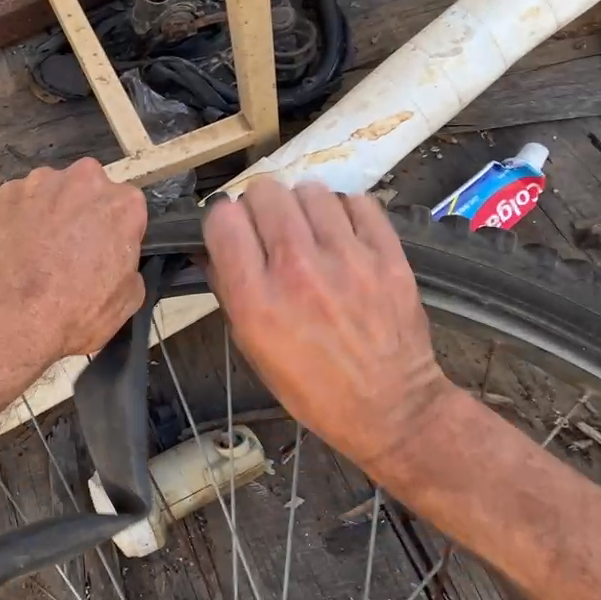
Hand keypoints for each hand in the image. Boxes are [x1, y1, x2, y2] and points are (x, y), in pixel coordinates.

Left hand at [0, 158, 147, 363]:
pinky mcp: (6, 193)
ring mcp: (40, 183)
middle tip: (69, 246)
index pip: (125, 206)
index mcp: (123, 204)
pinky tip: (14, 246)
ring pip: (51, 191)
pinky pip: (19, 200)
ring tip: (37, 249)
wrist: (12, 319)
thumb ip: (128, 260)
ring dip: (48, 211)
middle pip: (88, 189)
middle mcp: (84, 181)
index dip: (113, 229)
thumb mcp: (128, 298)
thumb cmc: (75, 312)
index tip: (102, 248)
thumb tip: (117, 255)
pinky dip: (18, 217)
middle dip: (81, 211)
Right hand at [203, 178, 449, 474]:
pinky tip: (341, 232)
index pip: (223, 219)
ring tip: (307, 229)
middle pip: (264, 193)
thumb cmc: (309, 384)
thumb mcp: (249, 344)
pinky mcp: (387, 256)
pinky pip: (358, 202)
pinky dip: (344, 211)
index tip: (230, 232)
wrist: (390, 409)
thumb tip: (210, 247)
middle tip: (268, 229)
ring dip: (301, 206)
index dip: (222, 220)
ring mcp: (347, 259)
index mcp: (256, 299)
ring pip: (309, 190)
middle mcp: (298, 271)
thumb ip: (227, 289)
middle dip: (259, 206)